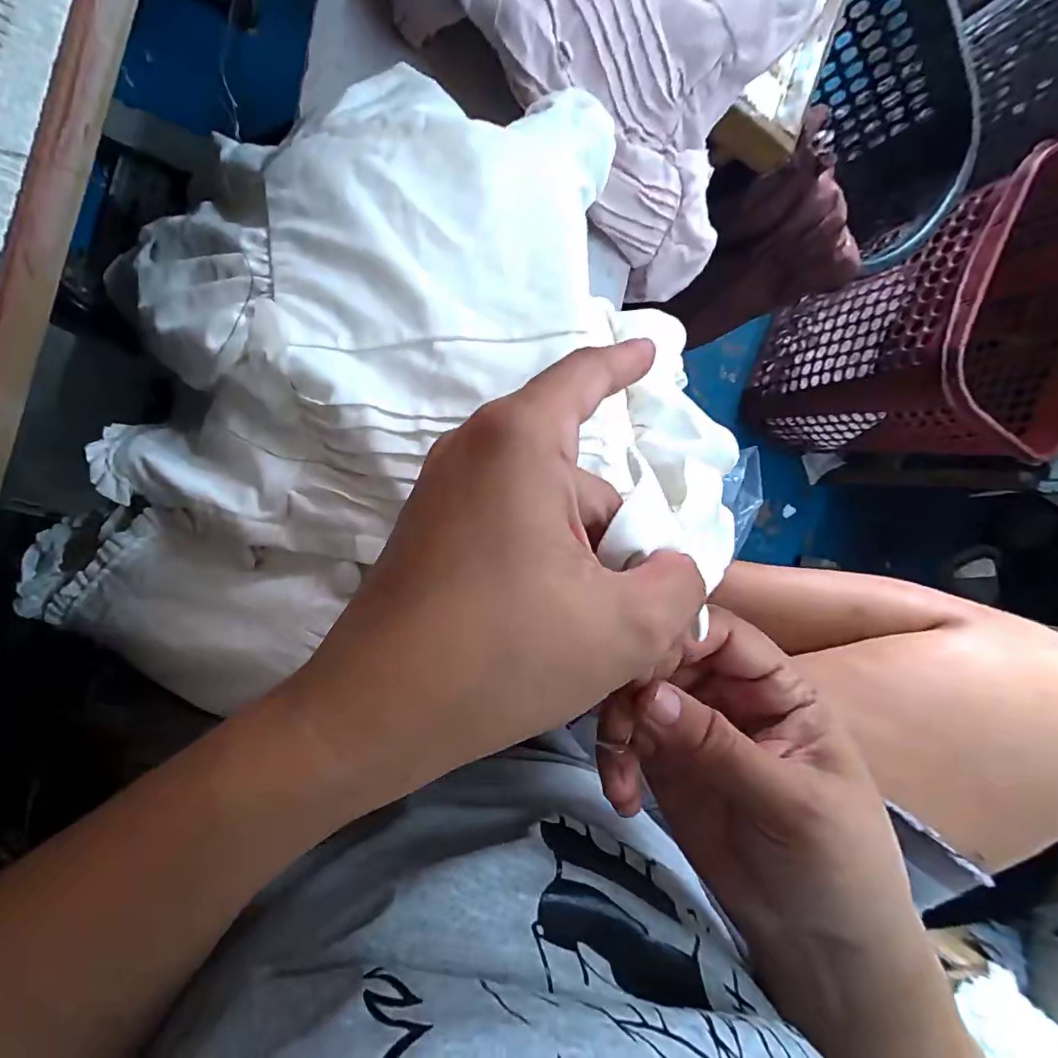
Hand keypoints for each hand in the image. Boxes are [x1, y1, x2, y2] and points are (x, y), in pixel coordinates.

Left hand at [275, 341, 706, 802]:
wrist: (378, 707)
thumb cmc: (504, 654)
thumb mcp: (626, 627)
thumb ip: (679, 583)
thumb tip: (669, 565)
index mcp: (516, 444)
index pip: (581, 379)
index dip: (622, 364)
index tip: (650, 349)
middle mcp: (470, 456)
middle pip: (577, 482)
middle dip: (618, 542)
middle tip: (642, 623)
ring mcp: (440, 500)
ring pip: (544, 520)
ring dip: (580, 571)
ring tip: (590, 645)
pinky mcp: (426, 540)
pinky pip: (505, 539)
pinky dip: (537, 575)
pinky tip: (543, 637)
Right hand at [596, 608, 973, 1057]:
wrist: (816, 943)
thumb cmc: (834, 864)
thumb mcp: (791, 802)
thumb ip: (719, 744)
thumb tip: (648, 693)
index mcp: (776, 690)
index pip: (720, 634)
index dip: (676, 631)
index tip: (634, 656)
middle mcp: (725, 697)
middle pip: (663, 657)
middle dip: (631, 683)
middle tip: (618, 723)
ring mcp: (687, 727)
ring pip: (631, 694)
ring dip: (614, 727)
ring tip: (618, 774)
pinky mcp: (659, 759)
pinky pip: (620, 737)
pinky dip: (610, 760)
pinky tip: (621, 797)